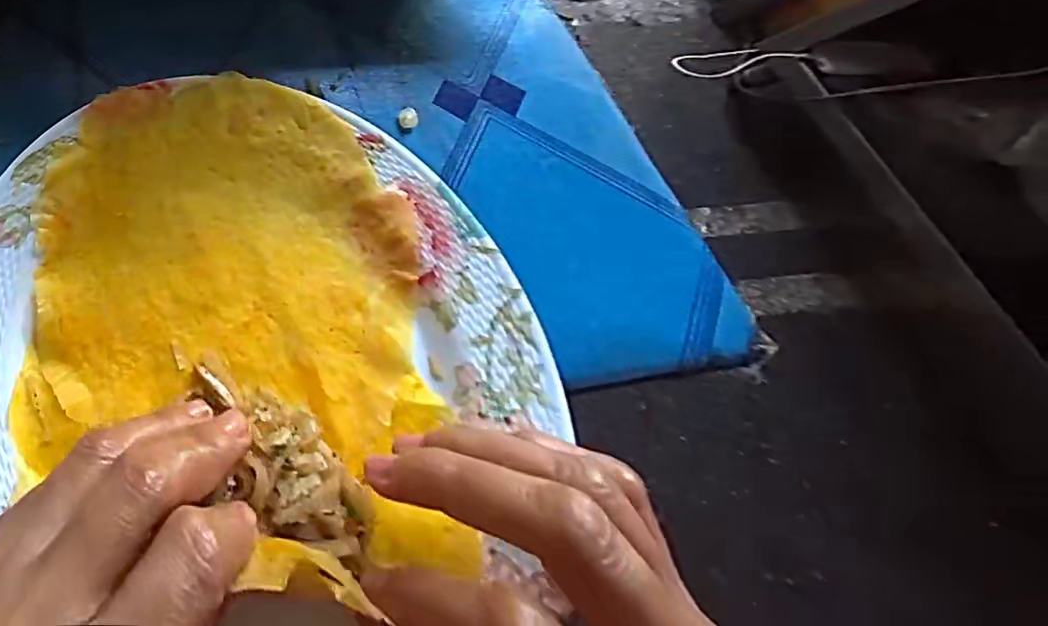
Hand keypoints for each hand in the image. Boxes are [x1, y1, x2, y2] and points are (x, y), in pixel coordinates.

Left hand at [0, 401, 258, 625]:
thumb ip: (175, 623)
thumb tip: (223, 544)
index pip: (180, 564)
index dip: (225, 530)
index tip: (248, 515)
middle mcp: (42, 602)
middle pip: (132, 491)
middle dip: (194, 451)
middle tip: (239, 427)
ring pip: (89, 462)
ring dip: (152, 429)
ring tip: (196, 413)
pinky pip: (53, 475)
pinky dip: (106, 448)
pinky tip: (135, 437)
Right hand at [362, 427, 712, 625]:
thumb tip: (371, 592)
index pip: (517, 620)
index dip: (432, 595)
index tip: (373, 582)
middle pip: (567, 521)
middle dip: (458, 480)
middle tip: (381, 469)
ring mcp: (677, 593)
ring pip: (591, 484)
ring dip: (487, 449)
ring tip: (419, 444)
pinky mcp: (666, 565)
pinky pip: (612, 481)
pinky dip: (538, 449)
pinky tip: (490, 441)